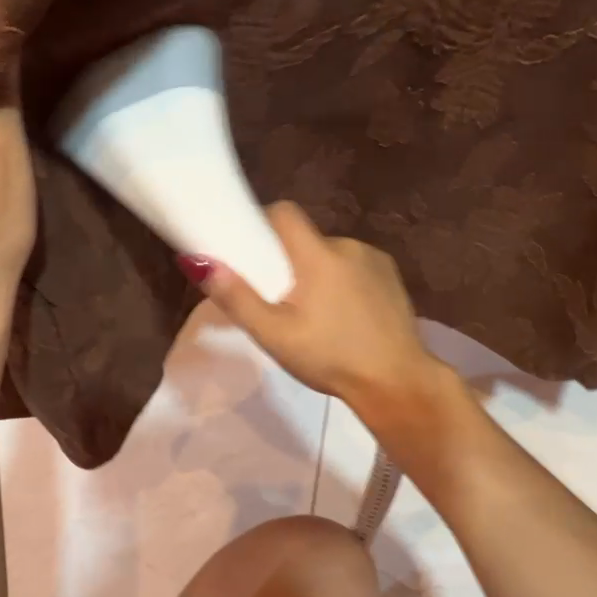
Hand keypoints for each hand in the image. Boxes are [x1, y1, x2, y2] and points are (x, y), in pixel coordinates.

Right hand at [191, 203, 443, 412]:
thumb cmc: (330, 358)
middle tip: (279, 299)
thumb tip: (199, 261)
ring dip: (318, 273)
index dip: (264, 223)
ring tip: (314, 314)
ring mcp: (375, 260)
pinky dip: (343, 282)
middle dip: (289, 260)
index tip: (252, 249)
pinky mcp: (392, 277)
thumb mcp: (274, 334)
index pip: (285, 213)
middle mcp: (348, 246)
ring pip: (331, 255)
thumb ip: (237, 297)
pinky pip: (356, 267)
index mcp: (318, 255)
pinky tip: (344, 316)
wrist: (396, 383)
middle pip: (306, 239)